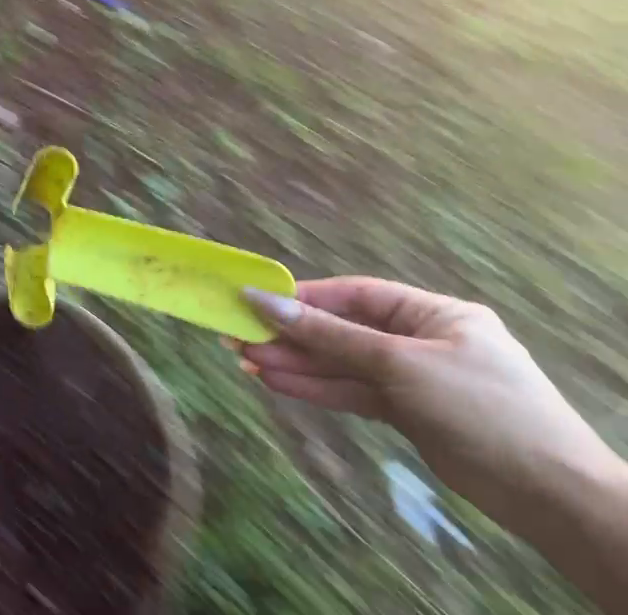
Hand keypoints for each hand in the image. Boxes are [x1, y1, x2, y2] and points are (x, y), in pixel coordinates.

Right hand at [236, 277, 618, 520]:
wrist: (550, 492)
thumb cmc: (480, 406)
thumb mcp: (399, 362)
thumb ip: (328, 334)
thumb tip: (261, 301)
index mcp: (436, 315)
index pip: (356, 295)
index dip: (303, 297)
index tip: (254, 301)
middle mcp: (424, 341)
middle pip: (343, 331)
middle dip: (290, 336)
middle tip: (237, 337)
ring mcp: (415, 378)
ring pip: (341, 364)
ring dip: (295, 363)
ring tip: (244, 361)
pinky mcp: (408, 412)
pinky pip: (351, 392)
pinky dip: (315, 388)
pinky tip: (276, 383)